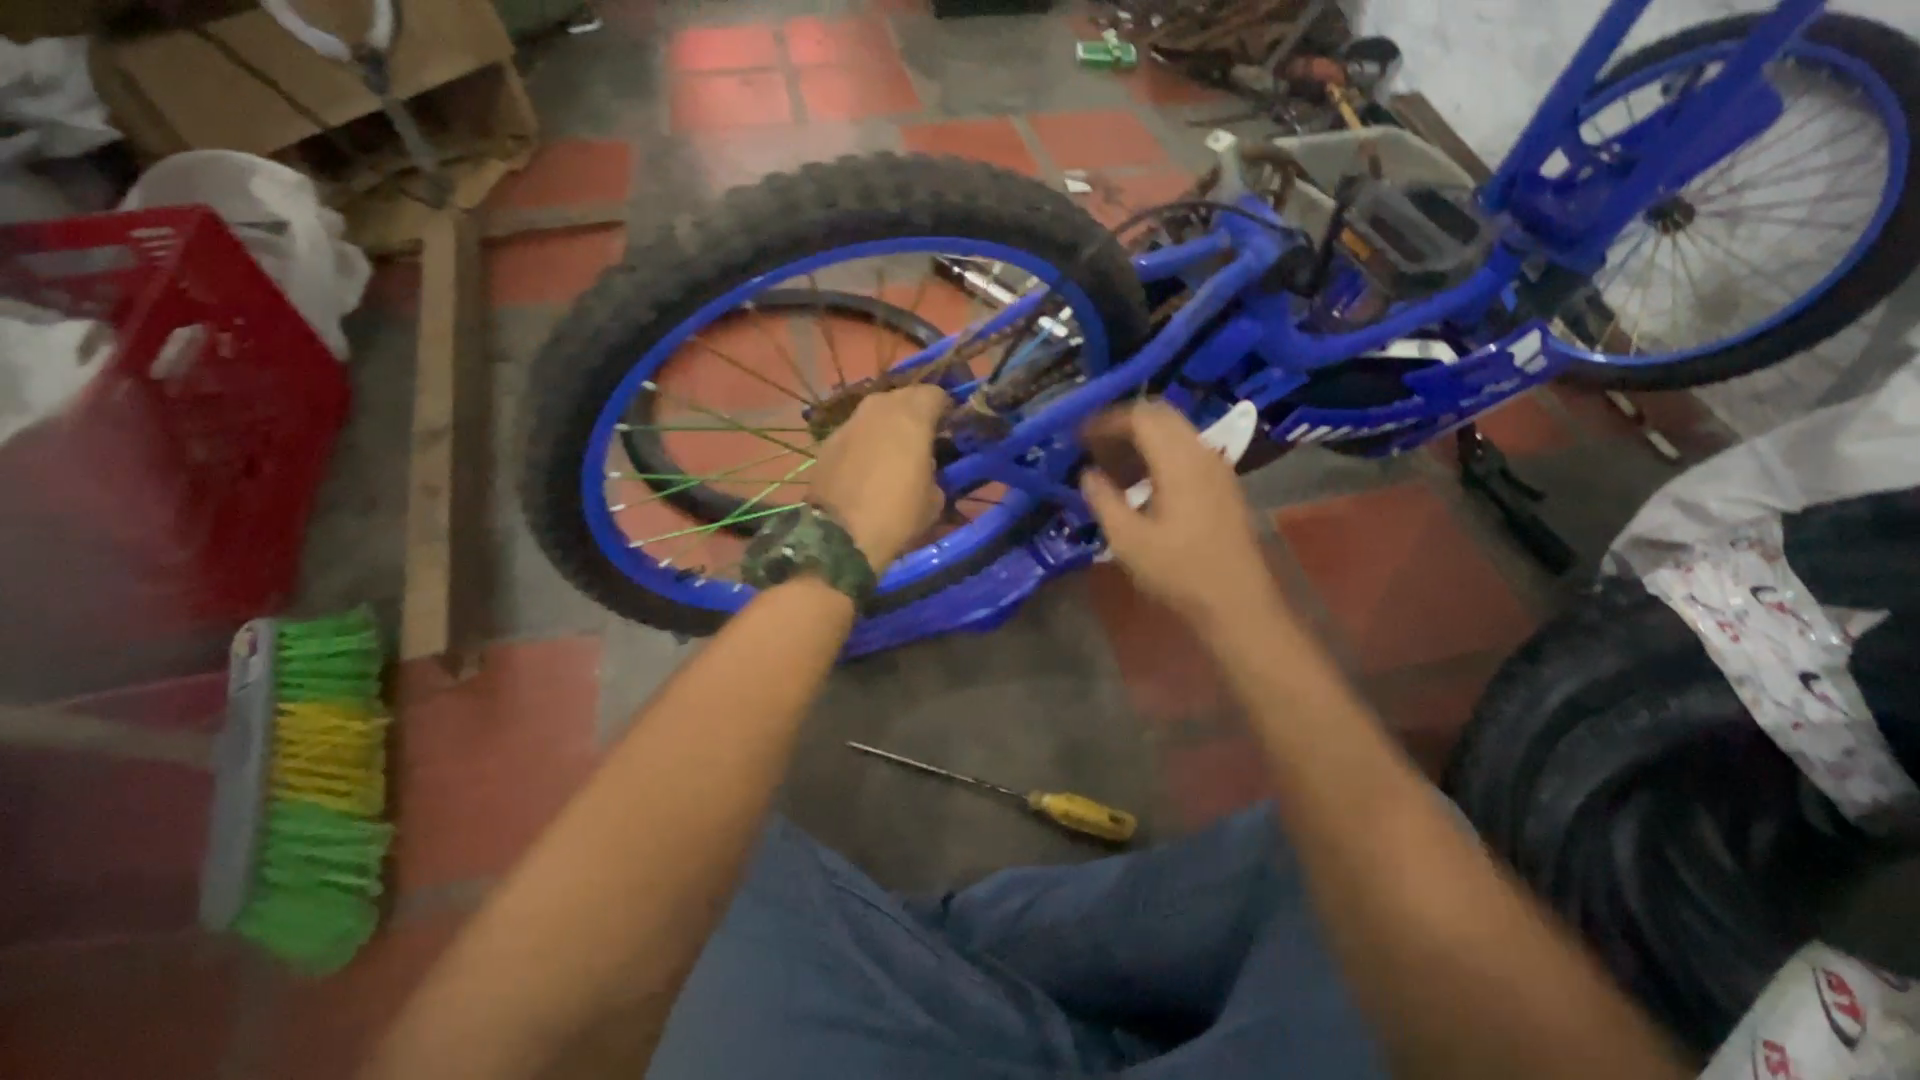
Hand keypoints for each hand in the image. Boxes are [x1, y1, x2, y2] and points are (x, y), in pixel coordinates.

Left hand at [808, 384, 949, 567]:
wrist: (840, 536)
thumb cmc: (898, 514)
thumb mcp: (935, 497)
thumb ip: (935, 468)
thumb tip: (927, 466)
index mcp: (912, 414)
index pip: (937, 394)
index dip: (946, 410)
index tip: (951, 430)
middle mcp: (879, 407)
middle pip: (904, 397)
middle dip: (916, 414)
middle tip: (924, 441)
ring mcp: (849, 421)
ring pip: (877, 413)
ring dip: (888, 427)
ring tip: (894, 454)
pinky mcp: (828, 441)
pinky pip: (856, 432)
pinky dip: (866, 442)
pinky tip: (867, 468)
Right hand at [1079, 401, 1282, 631]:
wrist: (1236, 603)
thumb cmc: (1179, 572)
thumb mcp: (1128, 540)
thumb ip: (1103, 499)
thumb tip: (1088, 474)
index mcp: (1179, 460)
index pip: (1140, 416)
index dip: (1105, 420)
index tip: (1077, 436)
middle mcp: (1202, 453)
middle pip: (1160, 416)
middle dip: (1123, 424)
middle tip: (1093, 445)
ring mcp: (1218, 468)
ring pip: (1176, 433)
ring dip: (1142, 440)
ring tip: (1112, 466)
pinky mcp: (1223, 486)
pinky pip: (1187, 452)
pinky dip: (1160, 455)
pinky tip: (1142, 485)